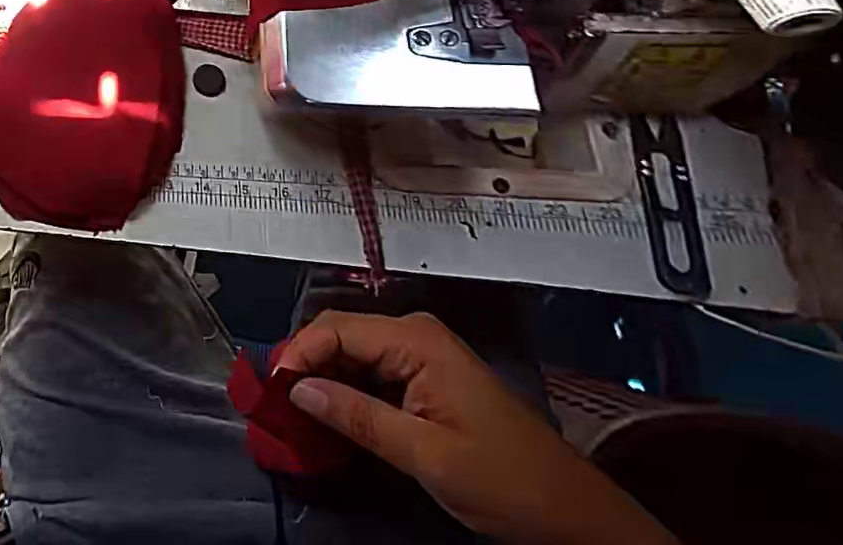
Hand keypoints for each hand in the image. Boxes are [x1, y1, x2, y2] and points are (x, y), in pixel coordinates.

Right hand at [277, 311, 674, 544]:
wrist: (572, 514)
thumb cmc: (504, 479)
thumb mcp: (426, 454)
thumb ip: (357, 416)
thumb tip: (297, 390)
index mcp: (416, 339)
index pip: (337, 329)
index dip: (298, 354)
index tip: (271, 390)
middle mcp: (413, 333)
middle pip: (340, 335)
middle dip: (305, 364)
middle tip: (276, 403)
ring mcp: (419, 353)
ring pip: (350, 353)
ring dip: (321, 379)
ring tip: (294, 411)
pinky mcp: (422, 375)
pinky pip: (369, 372)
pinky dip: (344, 390)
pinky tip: (328, 415)